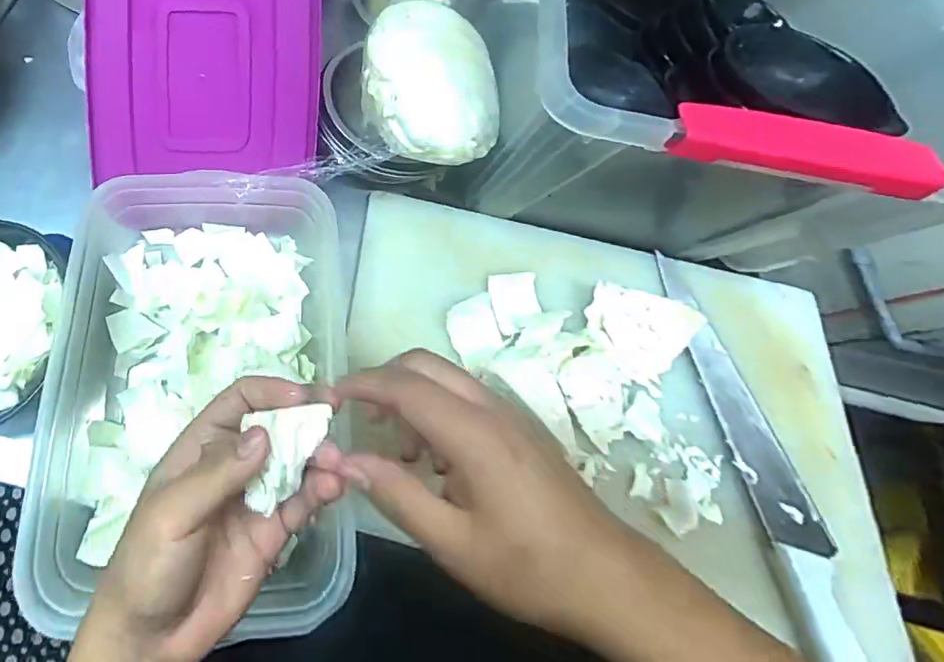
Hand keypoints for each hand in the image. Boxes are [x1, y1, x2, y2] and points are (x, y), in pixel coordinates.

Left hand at [70, 377, 346, 661]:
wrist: (151, 637)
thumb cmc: (147, 561)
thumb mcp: (172, 512)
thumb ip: (217, 474)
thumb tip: (263, 435)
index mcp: (201, 447)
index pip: (239, 402)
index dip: (270, 392)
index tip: (304, 396)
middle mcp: (231, 466)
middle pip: (274, 429)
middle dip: (303, 423)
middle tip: (332, 424)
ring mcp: (252, 500)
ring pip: (292, 465)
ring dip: (317, 457)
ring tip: (337, 463)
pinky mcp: (270, 536)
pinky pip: (299, 505)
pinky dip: (319, 493)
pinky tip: (333, 488)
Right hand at [321, 350, 795, 661]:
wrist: (614, 581)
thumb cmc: (530, 566)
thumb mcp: (453, 544)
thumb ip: (395, 495)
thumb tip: (343, 460)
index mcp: (473, 432)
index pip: (403, 385)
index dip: (360, 384)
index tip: (329, 397)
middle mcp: (490, 406)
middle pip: (421, 363)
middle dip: (382, 380)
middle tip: (358, 418)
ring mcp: (508, 410)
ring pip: (442, 375)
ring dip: (409, 394)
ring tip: (399, 449)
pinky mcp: (519, 423)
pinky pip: (463, 393)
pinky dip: (433, 406)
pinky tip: (435, 458)